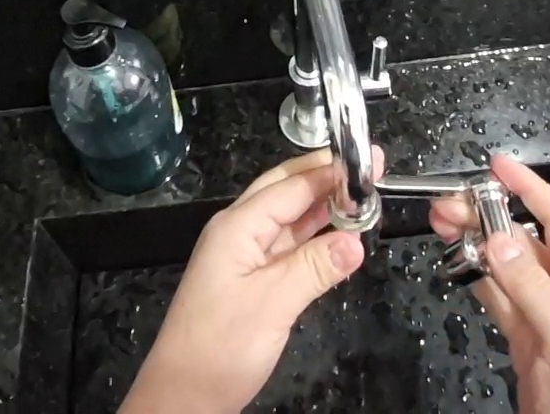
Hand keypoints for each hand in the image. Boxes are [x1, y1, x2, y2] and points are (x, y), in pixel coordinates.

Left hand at [121, 148, 382, 413]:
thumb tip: (356, 241)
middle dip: (326, 175)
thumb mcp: (271, 304)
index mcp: (238, 225)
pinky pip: (289, 242)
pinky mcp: (252, 276)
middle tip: (367, 165)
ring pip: (290, 215)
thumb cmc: (220, 347)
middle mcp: (241, 229)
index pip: (291, 186)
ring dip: (324, 203)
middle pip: (288, 189)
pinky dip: (315, 234)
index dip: (329, 172)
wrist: (182, 398)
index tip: (366, 160)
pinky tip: (340, 233)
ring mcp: (245, 253)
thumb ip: (315, 268)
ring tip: (361, 192)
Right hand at [431, 155, 549, 413]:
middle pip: (524, 241)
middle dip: (487, 216)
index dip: (531, 189)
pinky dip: (476, 278)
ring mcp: (544, 322)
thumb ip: (535, 290)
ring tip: (441, 226)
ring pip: (506, 267)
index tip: (497, 165)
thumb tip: (497, 238)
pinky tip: (456, 265)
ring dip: (475, 242)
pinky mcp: (524, 346)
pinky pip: (498, 299)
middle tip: (445, 205)